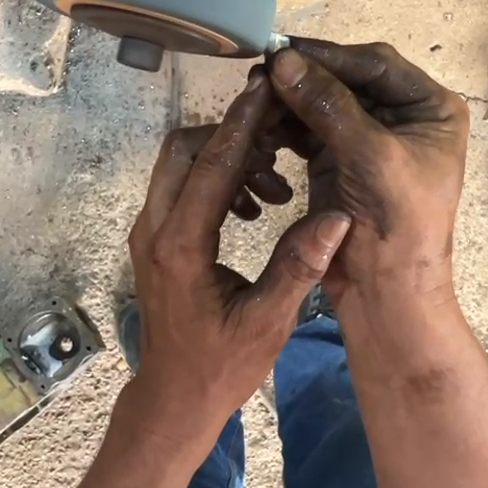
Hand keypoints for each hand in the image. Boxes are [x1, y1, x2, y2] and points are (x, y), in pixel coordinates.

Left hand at [123, 73, 352, 447]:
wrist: (173, 396)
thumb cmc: (220, 367)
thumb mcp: (267, 322)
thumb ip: (298, 266)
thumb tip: (339, 217)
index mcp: (180, 246)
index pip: (209, 165)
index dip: (242, 125)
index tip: (270, 90)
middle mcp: (154, 229)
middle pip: (182, 150)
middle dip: (232, 136)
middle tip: (282, 144)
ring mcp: (148, 233)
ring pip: (179, 166)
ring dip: (227, 160)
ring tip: (276, 188)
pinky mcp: (154, 240)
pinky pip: (180, 189)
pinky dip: (216, 182)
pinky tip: (255, 207)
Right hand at [262, 39, 469, 306]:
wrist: (385, 291)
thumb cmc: (397, 223)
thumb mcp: (369, 155)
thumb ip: (328, 105)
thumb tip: (283, 61)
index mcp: (428, 109)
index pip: (375, 65)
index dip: (329, 56)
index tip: (284, 50)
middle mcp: (399, 117)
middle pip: (344, 81)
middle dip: (303, 80)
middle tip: (261, 74)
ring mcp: (364, 139)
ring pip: (320, 105)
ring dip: (288, 103)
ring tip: (255, 98)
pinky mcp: (335, 161)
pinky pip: (306, 131)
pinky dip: (283, 128)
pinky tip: (260, 126)